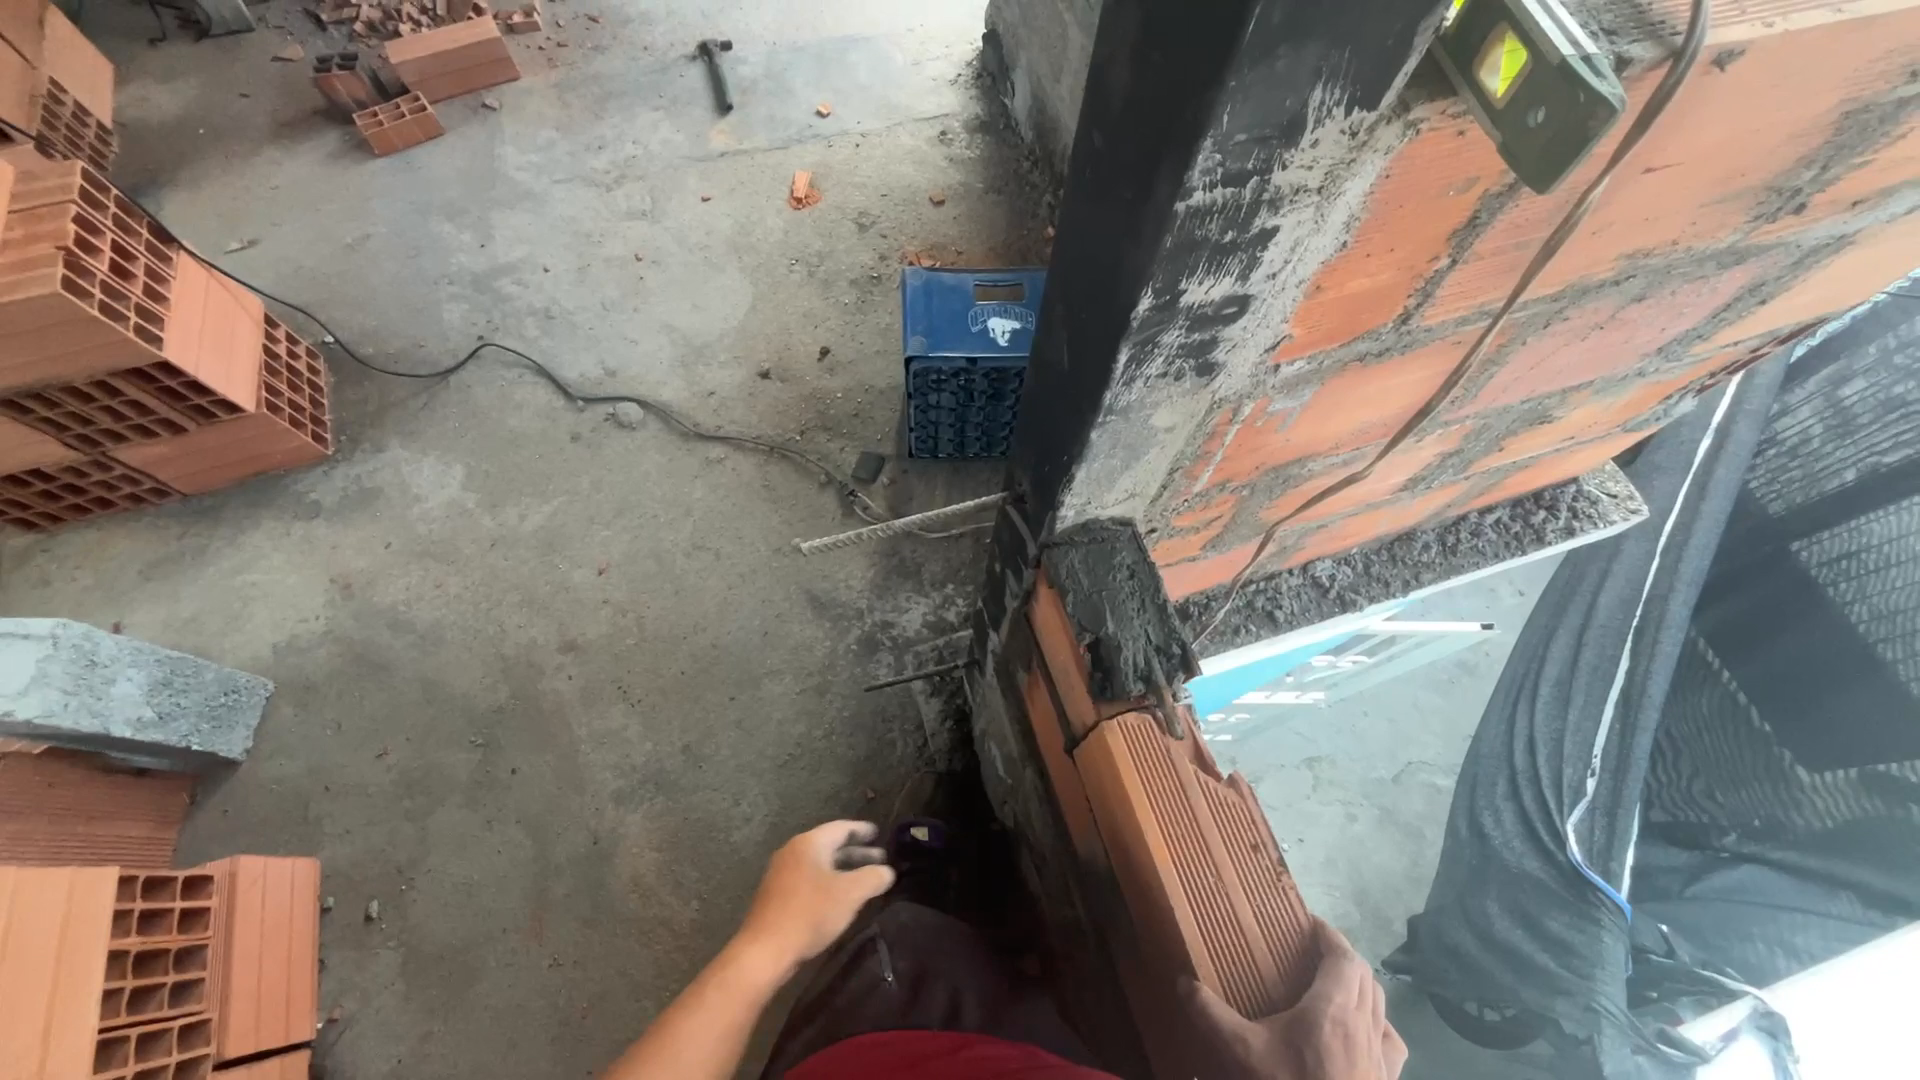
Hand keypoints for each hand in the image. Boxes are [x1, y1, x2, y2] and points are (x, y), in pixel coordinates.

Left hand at [734, 820, 894, 975]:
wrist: (765, 951)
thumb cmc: (810, 913)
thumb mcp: (850, 894)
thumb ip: (873, 878)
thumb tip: (887, 871)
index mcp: (809, 843)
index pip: (841, 828)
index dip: (862, 830)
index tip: (879, 833)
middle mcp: (793, 852)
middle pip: (830, 846)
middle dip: (856, 853)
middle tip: (880, 859)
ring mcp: (781, 874)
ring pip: (819, 865)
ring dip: (843, 870)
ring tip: (864, 880)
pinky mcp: (776, 896)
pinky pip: (809, 880)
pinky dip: (828, 882)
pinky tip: (839, 899)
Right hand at [1182, 919, 1406, 1079]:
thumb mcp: (1243, 1052)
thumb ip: (1211, 1014)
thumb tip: (1182, 982)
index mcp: (1333, 1008)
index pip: (1342, 955)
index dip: (1328, 934)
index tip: (1308, 922)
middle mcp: (1364, 1024)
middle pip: (1364, 974)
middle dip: (1341, 955)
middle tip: (1313, 950)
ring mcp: (1381, 1055)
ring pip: (1380, 1003)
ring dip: (1361, 984)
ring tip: (1335, 984)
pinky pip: (1391, 1039)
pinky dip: (1380, 1023)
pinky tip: (1365, 1032)